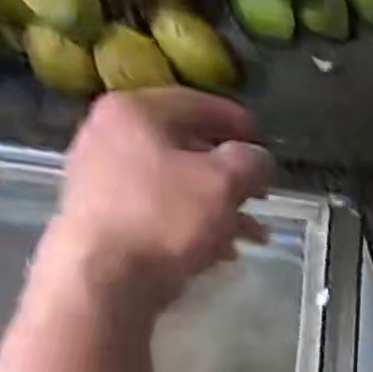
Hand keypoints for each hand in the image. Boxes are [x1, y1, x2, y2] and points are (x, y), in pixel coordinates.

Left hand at [47, 88, 275, 306]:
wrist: (109, 268)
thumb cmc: (168, 216)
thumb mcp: (224, 183)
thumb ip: (250, 163)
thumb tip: (259, 158)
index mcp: (137, 114)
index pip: (196, 103)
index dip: (235, 119)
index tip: (263, 138)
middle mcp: (114, 133)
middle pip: (188, 144)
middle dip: (232, 170)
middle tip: (263, 190)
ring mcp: (108, 172)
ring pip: (181, 180)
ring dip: (223, 203)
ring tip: (256, 232)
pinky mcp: (112, 208)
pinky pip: (167, 206)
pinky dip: (200, 221)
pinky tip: (224, 247)